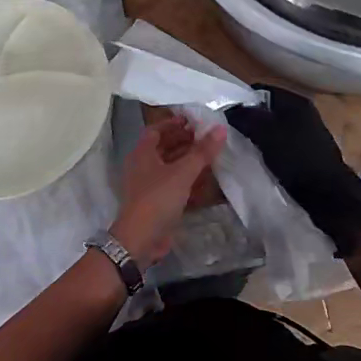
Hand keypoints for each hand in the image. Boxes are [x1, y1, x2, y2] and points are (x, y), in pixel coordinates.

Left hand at [110, 116, 226, 266]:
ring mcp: (148, 186)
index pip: (155, 130)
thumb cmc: (158, 199)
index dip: (172, 123)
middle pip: (162, 148)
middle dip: (182, 141)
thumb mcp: (182, 173)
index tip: (192, 121)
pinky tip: (204, 181)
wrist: (141, 239)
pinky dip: (186, 180)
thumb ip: (202, 152)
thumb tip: (220, 128)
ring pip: (168, 167)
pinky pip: (172, 185)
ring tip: (208, 156)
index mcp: (142, 154)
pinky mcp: (156, 203)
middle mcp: (142, 167)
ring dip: (186, 161)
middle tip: (204, 137)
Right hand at [226, 86, 360, 257]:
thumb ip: (246, 118)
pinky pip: (278, 148)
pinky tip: (253, 164)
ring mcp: (305, 136)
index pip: (261, 91)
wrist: (328, 196)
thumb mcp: (266, 134)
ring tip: (236, 151)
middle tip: (225, 135)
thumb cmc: (297, 159)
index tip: (222, 116)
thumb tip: (229, 110)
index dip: (240, 100)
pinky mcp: (305, 156)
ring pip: (271, 131)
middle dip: (246, 122)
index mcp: (295, 102)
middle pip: (265, 112)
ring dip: (254, 140)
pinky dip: (265, 153)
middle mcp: (302, 115)